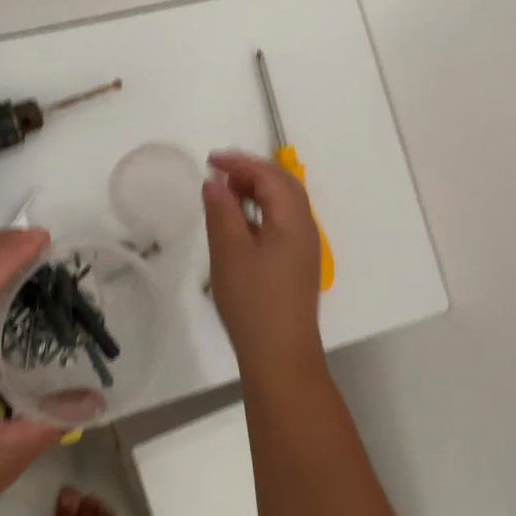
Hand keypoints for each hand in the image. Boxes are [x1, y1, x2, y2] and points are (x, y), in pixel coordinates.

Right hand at [203, 151, 325, 371]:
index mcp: (293, 219)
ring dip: (257, 191)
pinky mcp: (298, 265)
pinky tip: (240, 225)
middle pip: (283, 185)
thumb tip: (215, 182)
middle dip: (251, 172)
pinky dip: (261, 212)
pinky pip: (283, 223)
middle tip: (219, 173)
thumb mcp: (229, 252)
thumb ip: (222, 211)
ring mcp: (305, 248)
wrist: (281, 355)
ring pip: (284, 204)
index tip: (210, 160)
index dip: (240, 163)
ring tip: (225, 194)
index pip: (269, 175)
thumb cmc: (253, 301)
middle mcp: (306, 227)